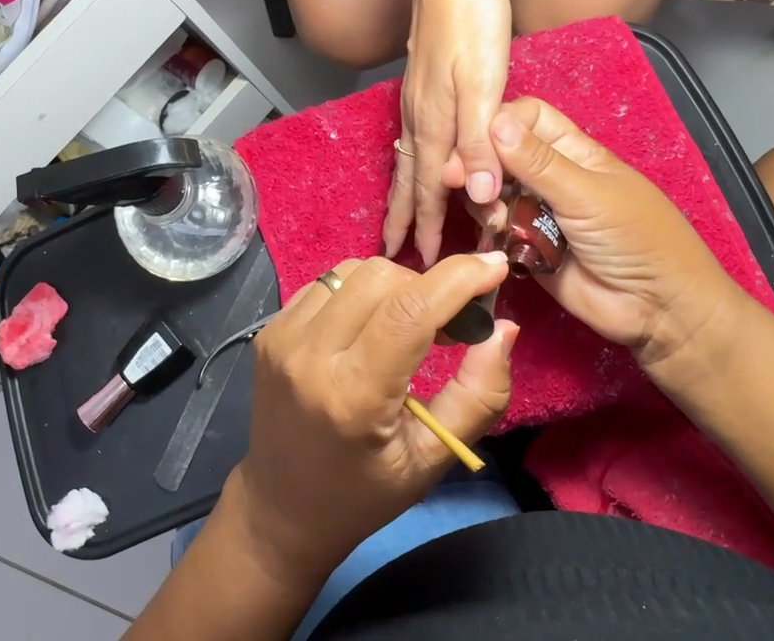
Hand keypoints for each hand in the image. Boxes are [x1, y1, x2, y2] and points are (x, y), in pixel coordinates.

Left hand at [232, 256, 518, 573]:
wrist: (282, 505)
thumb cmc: (365, 492)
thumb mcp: (433, 458)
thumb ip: (478, 396)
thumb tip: (504, 329)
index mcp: (353, 397)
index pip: (409, 311)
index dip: (458, 279)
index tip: (495, 268)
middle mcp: (310, 357)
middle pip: (381, 278)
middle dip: (428, 286)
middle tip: (450, 321)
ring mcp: (282, 338)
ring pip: (351, 270)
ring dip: (394, 285)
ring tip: (411, 323)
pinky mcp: (269, 329)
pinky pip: (326, 282)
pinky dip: (359, 291)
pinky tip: (371, 325)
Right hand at [386, 0, 512, 264]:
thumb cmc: (474, 24)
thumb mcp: (485, 84)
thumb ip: (480, 141)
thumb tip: (474, 196)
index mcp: (436, 123)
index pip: (428, 186)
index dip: (424, 224)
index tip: (418, 260)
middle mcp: (420, 117)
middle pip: (408, 177)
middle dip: (401, 216)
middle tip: (391, 251)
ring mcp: (419, 99)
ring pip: (409, 158)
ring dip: (405, 192)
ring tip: (399, 216)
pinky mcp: (425, 85)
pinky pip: (414, 139)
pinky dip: (412, 164)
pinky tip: (417, 159)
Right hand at [486, 97, 737, 366]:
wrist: (658, 311)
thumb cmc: (638, 240)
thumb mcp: (588, 194)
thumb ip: (539, 162)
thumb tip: (495, 120)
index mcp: (572, 151)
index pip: (524, 119)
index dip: (495, 123)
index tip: (470, 140)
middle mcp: (549, 176)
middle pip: (499, 154)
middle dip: (478, 164)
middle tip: (458, 179)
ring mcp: (535, 212)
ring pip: (490, 191)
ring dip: (484, 200)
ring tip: (493, 218)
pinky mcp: (524, 247)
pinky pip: (494, 230)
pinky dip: (487, 230)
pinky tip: (493, 237)